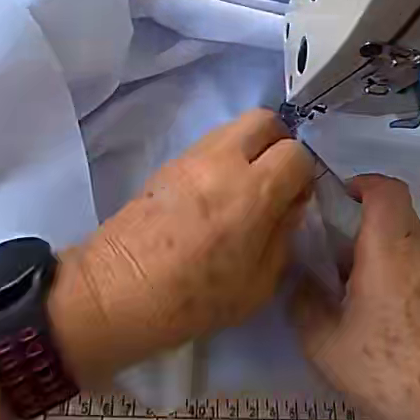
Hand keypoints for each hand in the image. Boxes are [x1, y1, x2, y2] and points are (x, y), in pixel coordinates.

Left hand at [51, 109, 315, 383]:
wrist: (116, 291)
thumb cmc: (192, 299)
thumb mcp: (257, 284)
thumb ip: (282, 236)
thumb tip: (288, 205)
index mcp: (251, 190)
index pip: (296, 152)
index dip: (302, 176)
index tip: (294, 201)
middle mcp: (220, 161)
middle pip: (262, 120)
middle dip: (277, 144)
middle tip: (273, 182)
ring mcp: (187, 159)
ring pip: (230, 128)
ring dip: (245, 150)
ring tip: (240, 192)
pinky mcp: (163, 166)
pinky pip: (204, 147)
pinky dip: (218, 160)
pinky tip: (212, 197)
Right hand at [291, 175, 419, 419]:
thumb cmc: (389, 378)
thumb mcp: (323, 343)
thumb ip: (302, 301)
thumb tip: (298, 280)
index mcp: (391, 254)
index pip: (385, 190)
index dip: (359, 184)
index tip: (333, 201)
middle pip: (396, 223)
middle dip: (360, 233)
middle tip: (329, 266)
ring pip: (412, 258)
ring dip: (382, 267)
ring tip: (357, 310)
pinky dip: (405, 292)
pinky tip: (393, 339)